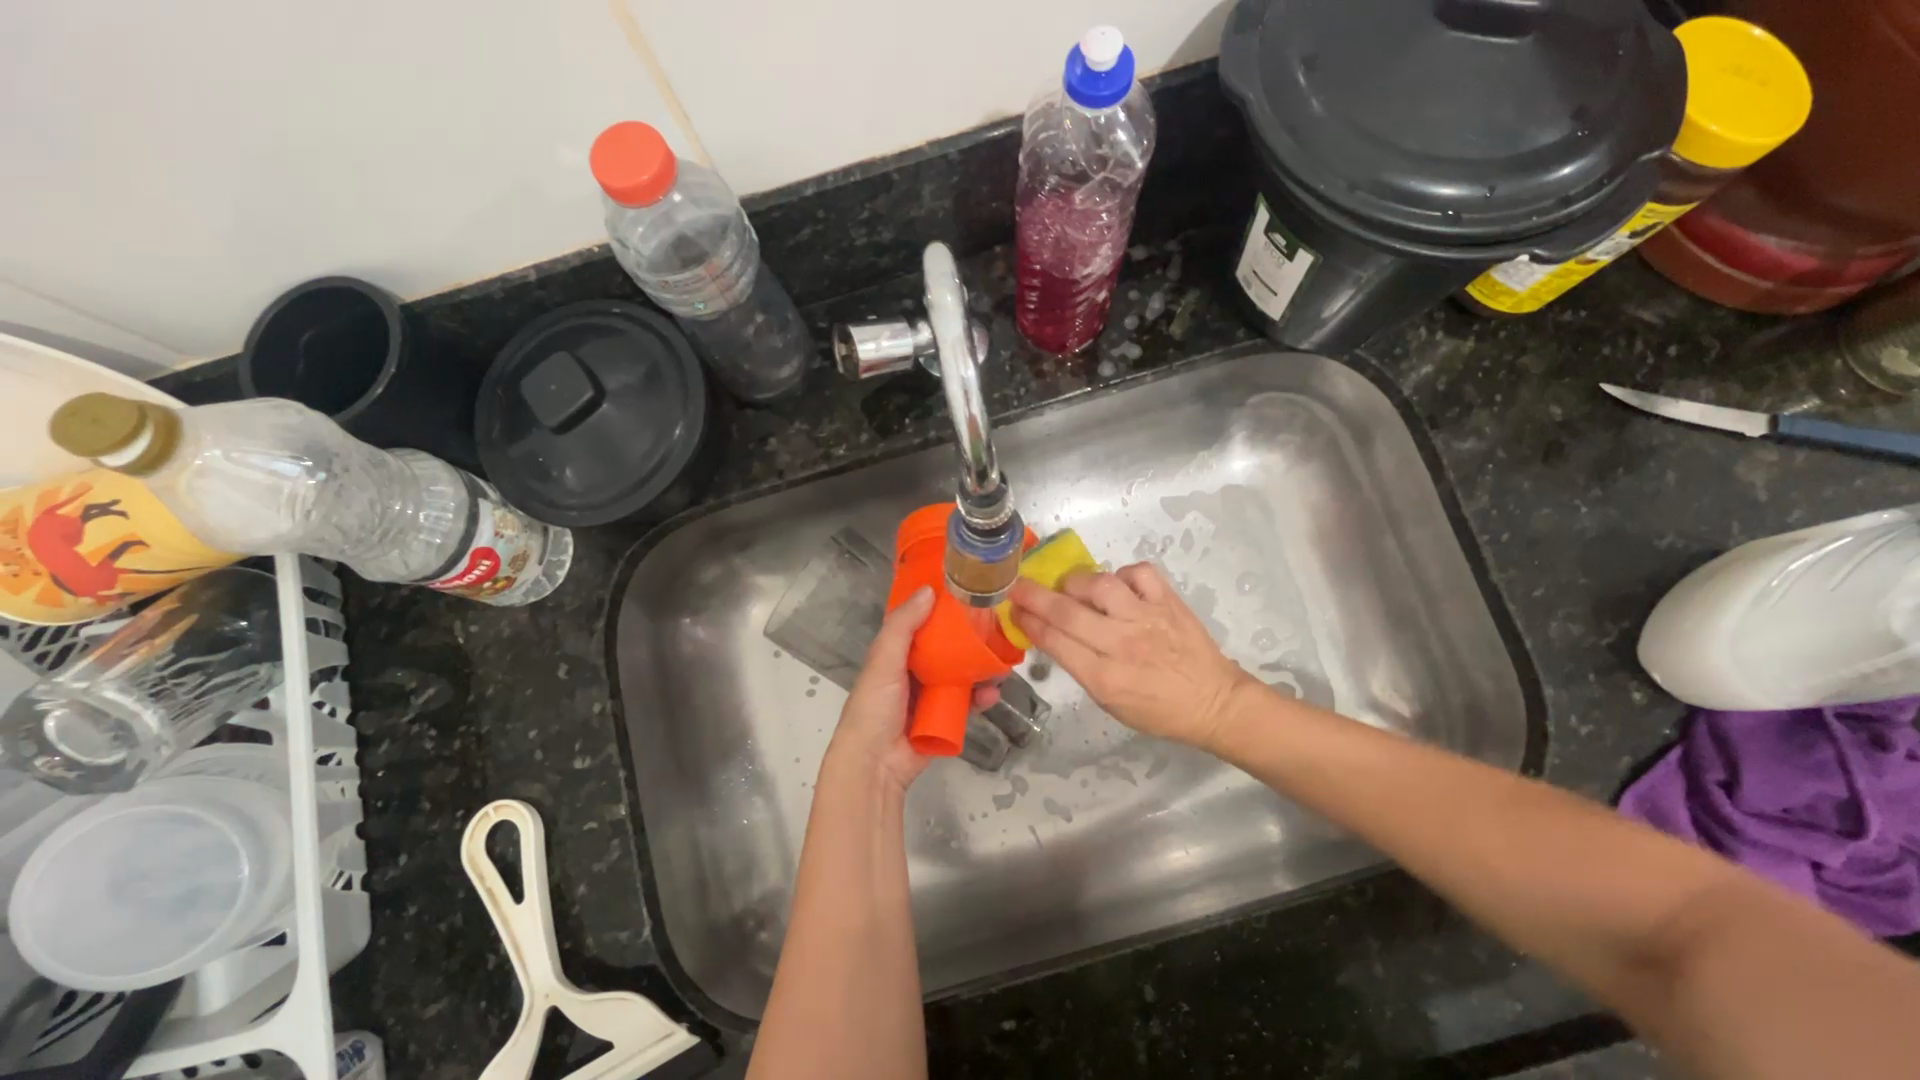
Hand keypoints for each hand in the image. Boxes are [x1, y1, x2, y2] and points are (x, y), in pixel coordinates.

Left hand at [823, 586, 998, 792]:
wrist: (875, 763)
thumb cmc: (874, 706)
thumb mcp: (884, 660)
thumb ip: (903, 626)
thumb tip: (929, 590)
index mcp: (895, 654)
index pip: (920, 625)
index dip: (940, 610)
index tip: (967, 592)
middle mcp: (913, 673)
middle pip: (946, 650)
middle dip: (969, 640)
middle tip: (996, 627)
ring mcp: (930, 697)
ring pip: (961, 676)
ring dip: (980, 670)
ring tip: (1001, 662)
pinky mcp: (945, 720)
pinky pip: (968, 704)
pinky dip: (981, 698)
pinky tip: (993, 693)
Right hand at [1010, 563, 1259, 748]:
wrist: (1212, 702)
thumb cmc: (1157, 710)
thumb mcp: (1110, 702)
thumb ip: (1080, 667)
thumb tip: (1053, 634)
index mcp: (1105, 678)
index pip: (1055, 642)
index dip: (1029, 622)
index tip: (1014, 610)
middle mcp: (1123, 644)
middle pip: (1068, 612)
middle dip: (1035, 596)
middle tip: (1018, 586)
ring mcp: (1148, 618)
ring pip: (1100, 585)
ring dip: (1077, 583)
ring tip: (1071, 587)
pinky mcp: (1169, 601)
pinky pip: (1139, 573)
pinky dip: (1123, 574)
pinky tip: (1118, 586)